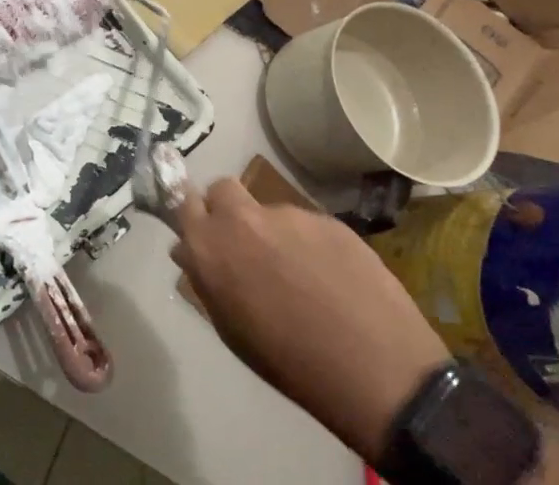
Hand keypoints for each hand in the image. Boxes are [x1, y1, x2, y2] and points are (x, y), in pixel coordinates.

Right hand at [170, 177, 450, 462]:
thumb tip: (190, 252)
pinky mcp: (332, 222)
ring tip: (300, 273)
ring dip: (274, 232)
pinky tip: (332, 278)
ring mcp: (291, 216)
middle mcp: (243, 219)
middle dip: (228, 210)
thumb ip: (205, 279)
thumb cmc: (286, 359)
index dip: (193, 213)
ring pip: (270, 211)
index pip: (183, 199)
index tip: (201, 229)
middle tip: (245, 245)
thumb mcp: (229, 326)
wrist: (375, 369)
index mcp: (209, 244)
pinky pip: (309, 225)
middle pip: (223, 189)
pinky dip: (312, 244)